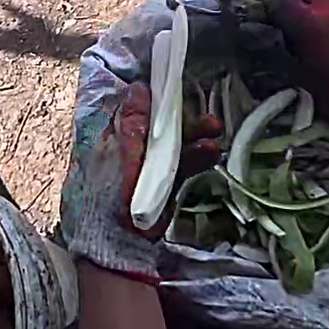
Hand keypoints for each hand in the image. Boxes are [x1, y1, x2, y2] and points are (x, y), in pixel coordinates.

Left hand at [64, 82, 220, 282]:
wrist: (118, 242)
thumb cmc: (113, 192)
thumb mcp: (122, 153)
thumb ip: (133, 122)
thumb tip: (138, 87)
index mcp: (113, 135)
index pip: (136, 108)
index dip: (155, 97)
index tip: (176, 87)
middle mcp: (131, 145)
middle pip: (159, 125)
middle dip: (183, 119)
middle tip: (207, 115)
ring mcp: (147, 164)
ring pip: (173, 143)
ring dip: (194, 136)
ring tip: (215, 129)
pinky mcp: (161, 182)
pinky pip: (179, 164)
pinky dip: (195, 157)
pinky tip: (211, 151)